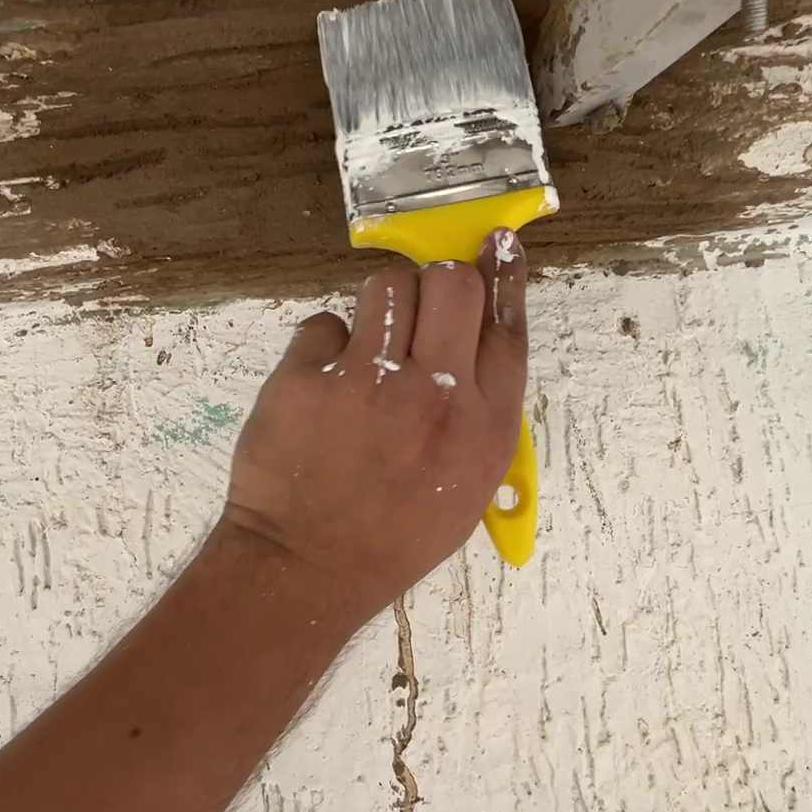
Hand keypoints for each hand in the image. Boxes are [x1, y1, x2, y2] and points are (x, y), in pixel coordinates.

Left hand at [220, 228, 528, 615]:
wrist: (304, 567)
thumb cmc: (393, 537)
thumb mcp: (466, 488)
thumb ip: (479, 413)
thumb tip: (470, 342)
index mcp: (483, 427)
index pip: (507, 324)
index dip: (504, 274)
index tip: (497, 245)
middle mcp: (434, 393)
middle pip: (452, 284)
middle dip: (438, 286)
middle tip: (417, 318)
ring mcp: (366, 381)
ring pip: (387, 286)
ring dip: (382, 306)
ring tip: (367, 349)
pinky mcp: (305, 377)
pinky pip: (324, 323)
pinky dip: (325, 346)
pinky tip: (320, 384)